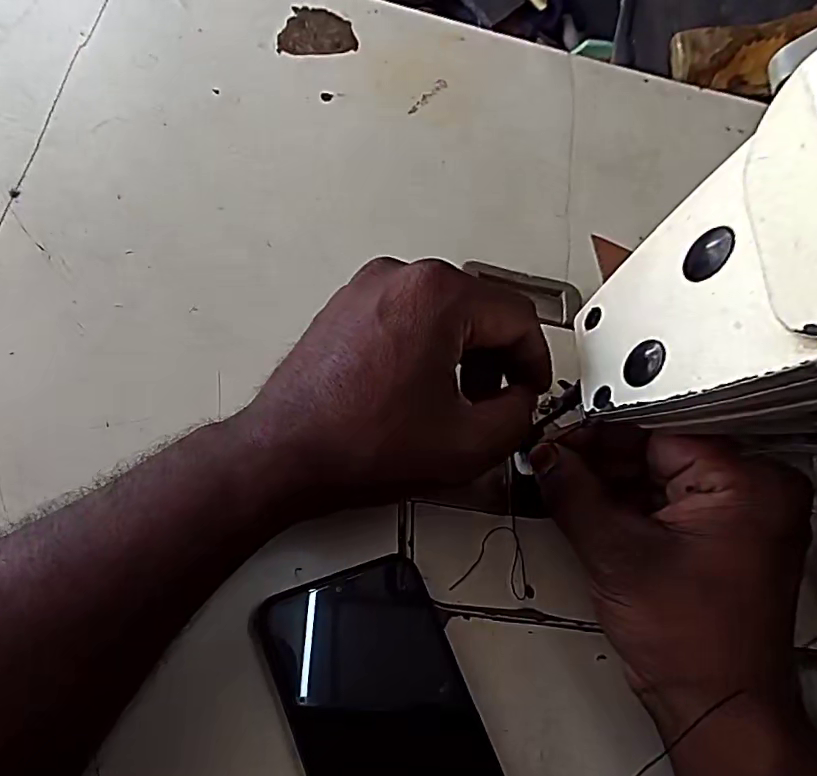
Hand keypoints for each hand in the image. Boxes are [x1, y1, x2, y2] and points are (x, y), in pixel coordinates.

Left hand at [229, 258, 549, 509]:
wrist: (282, 456)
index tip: (528, 388)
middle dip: (493, 360)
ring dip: (456, 357)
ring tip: (448, 406)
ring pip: (437, 316)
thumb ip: (517, 418)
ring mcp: (362, 293)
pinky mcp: (340, 313)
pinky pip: (399, 322)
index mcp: (434, 295)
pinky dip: (417, 353)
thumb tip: (519, 405)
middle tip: (492, 402)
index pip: (518, 317)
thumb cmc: (348, 446)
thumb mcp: (464, 445)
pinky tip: (409, 396)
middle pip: (477, 311)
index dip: (534, 362)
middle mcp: (396, 279)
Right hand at [534, 428, 813, 729]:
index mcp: (748, 484)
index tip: (559, 444)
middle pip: (658, 452)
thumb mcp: (615, 553)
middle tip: (553, 467)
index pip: (657, 432)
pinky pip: (664, 505)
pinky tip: (587, 512)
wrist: (713, 696)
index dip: (597, 437)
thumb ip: (574, 495)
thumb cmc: (696, 639)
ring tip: (563, 491)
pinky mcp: (717, 540)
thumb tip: (551, 459)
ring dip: (607, 485)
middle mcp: (755, 493)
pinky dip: (624, 508)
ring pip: (657, 479)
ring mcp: (738, 518)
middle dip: (598, 462)